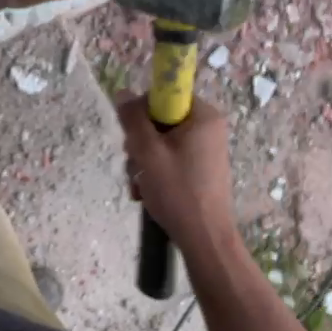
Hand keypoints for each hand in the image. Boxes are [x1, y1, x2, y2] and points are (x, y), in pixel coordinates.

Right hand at [116, 93, 237, 255]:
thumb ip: (133, 119)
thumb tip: (122, 92)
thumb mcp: (148, 152)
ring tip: (140, 186)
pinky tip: (146, 193)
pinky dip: (155, 173)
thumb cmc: (178, 191)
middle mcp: (208, 127)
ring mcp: (206, 149)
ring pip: (161, 143)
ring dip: (143, 163)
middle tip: (136, 165)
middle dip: (140, 144)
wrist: (204, 238)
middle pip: (160, 121)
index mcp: (204, 115)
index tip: (134, 137)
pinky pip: (170, 159)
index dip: (143, 113)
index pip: (164, 95)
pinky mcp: (201, 168)